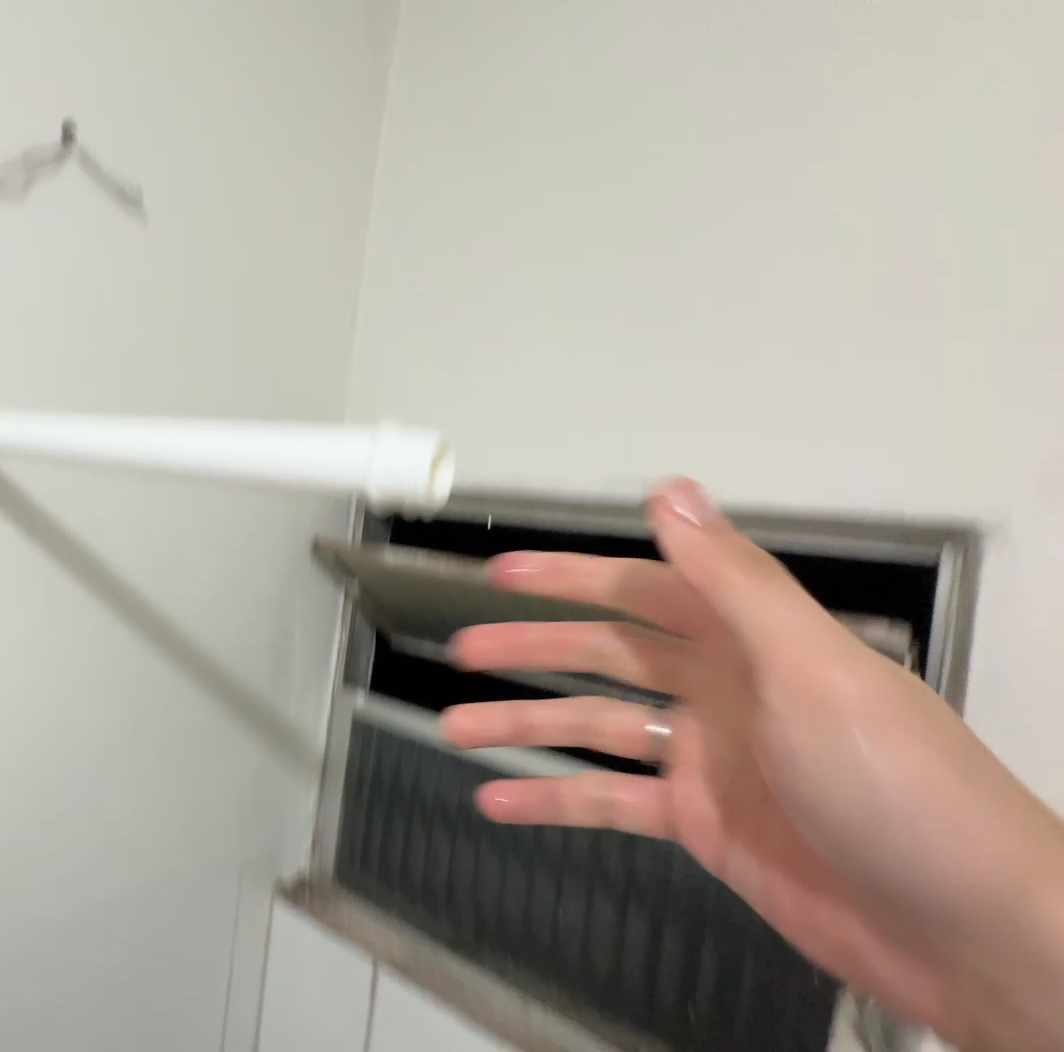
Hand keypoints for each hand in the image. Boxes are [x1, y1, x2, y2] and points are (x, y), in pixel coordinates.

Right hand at [438, 478, 1063, 1049]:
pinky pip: (605, 800)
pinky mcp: (696, 821)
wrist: (977, 942)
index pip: (642, 589)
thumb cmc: (905, 792)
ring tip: (456, 728)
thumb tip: (672, 491)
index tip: (506, 571)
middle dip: (527, 650)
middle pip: (601, 657)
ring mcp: (704, 758)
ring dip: (520, 727)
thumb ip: (733, 581)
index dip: (571, 576)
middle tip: (462, 649)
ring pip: (589, 728)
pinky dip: (550, 801)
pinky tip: (499, 803)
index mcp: (750, 644)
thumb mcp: (813, 672)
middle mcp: (719, 691)